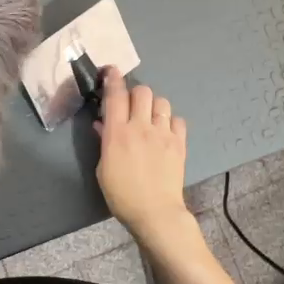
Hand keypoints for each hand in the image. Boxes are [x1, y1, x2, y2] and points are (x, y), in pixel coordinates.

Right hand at [94, 67, 191, 241]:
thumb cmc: (122, 195)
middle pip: (142, 92)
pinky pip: (177, 120)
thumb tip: (103, 124)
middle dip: (135, 94)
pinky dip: (170, 122)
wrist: (155, 212)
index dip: (113, 79)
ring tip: (149, 119)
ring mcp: (163, 134)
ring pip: (161, 102)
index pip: (116, 95)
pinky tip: (165, 132)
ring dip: (153, 106)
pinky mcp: (179, 143)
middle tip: (131, 107)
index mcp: (118, 133)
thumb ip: (104, 142)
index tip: (111, 71)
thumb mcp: (103, 169)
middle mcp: (141, 127)